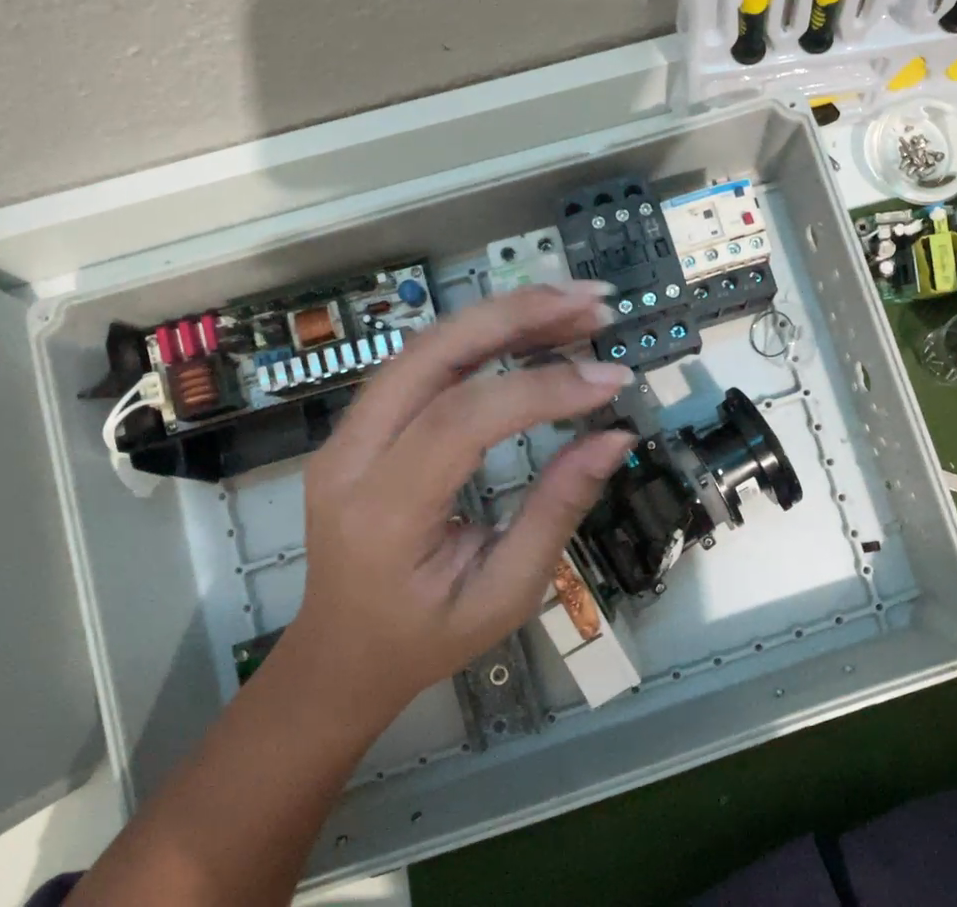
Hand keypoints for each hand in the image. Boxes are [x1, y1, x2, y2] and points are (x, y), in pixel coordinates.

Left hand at [292, 284, 636, 705]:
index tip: (613, 383)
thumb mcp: (504, 594)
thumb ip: (556, 511)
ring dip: (503, 316)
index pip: (462, 421)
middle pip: (431, 355)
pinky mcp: (360, 426)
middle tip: (594, 303)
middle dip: (518, 316)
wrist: (342, 653)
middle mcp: (350, 458)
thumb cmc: (426, 638)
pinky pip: (421, 364)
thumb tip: (614, 437)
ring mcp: (346, 435)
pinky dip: (481, 337)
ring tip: (576, 306)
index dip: (542, 389)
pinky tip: (531, 330)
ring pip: (425, 346)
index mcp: (384, 513)